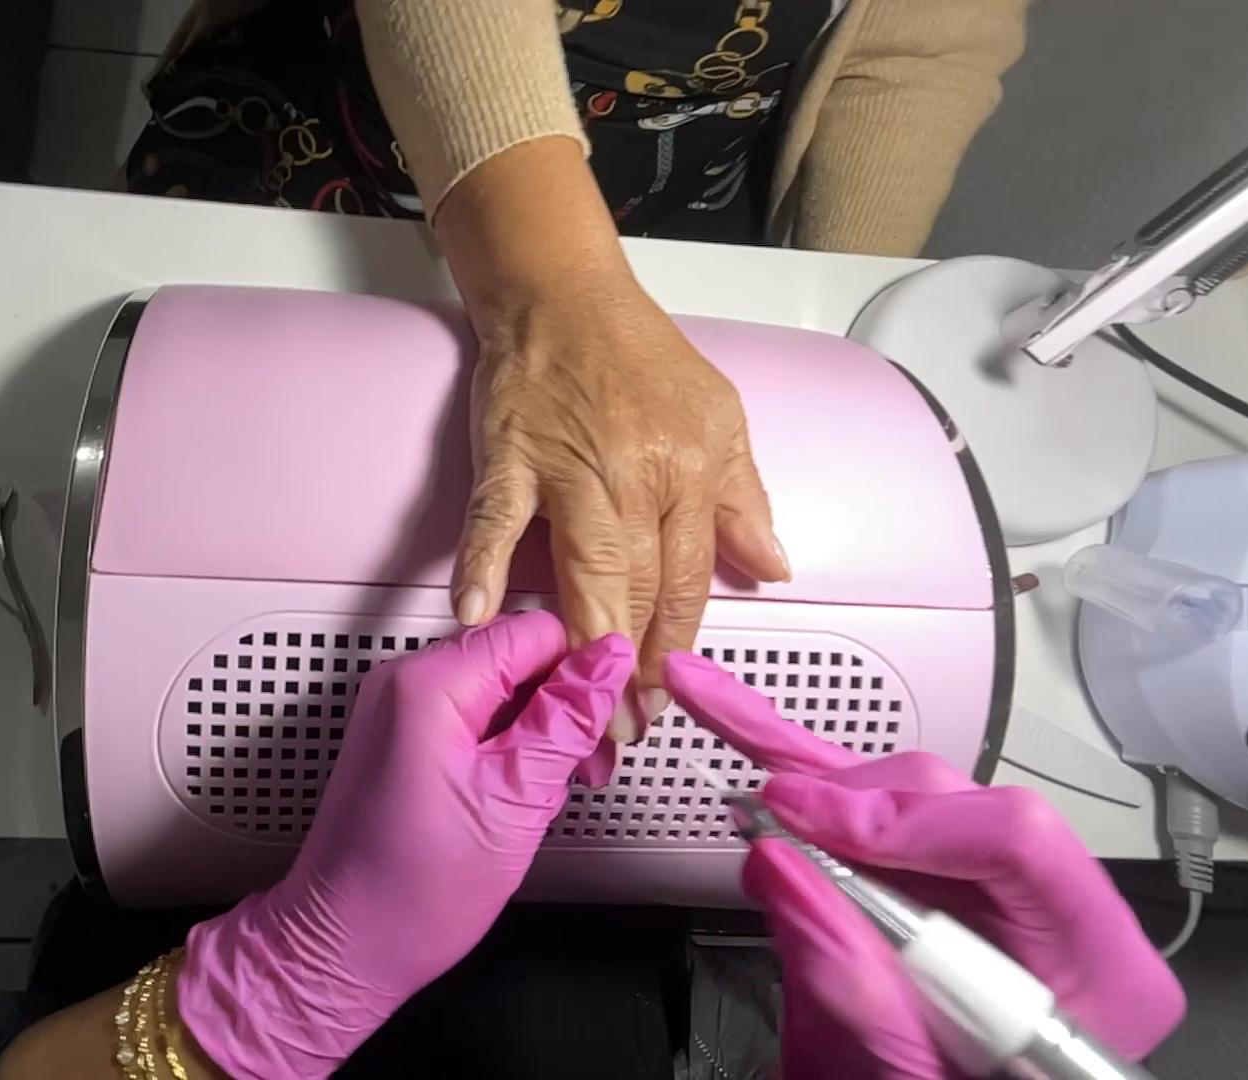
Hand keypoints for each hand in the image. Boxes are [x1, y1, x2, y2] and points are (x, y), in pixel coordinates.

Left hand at [179, 611, 632, 1077]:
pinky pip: (470, 710)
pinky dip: (507, 738)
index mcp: (428, 684)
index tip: (610, 710)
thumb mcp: (515, 801)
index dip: (582, 665)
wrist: (345, 940)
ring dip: (540, 724)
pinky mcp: (400, 731)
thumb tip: (608, 661)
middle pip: (514, 653)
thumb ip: (567, 720)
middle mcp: (405, 679)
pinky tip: (526, 782)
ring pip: (497, 683)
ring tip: (563, 780)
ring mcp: (398, 704)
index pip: (531, 630)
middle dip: (564, 700)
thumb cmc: (412, 889)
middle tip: (593, 757)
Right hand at [432, 140, 788, 781]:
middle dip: (633, 670)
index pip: (687, 582)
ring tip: (577, 707)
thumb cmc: (640, 359)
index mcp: (691, 474)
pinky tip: (474, 615)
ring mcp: (569, 470)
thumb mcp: (719, 417)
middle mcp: (637, 481)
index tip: (665, 702)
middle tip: (624, 736)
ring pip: (583, 570)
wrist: (565, 299)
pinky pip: (495, 518)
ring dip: (582, 644)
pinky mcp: (510, 456)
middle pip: (641, 591)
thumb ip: (744, 498)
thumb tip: (773, 569)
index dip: (675, 649)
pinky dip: (483, 563)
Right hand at [663, 652, 1184, 1078]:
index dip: (904, 822)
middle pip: (934, 794)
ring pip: (868, 778)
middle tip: (763, 813)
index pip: (1013, 839)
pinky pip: (824, 785)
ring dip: (784, 755)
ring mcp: (945, 868)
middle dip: (836, 798)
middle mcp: (1018, 897)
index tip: (807, 829)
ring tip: (711, 706)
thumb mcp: (899, 1078)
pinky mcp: (882, 859)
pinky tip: (714, 698)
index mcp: (1081, 960)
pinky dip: (765, 743)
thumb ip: (852, 986)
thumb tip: (783, 869)